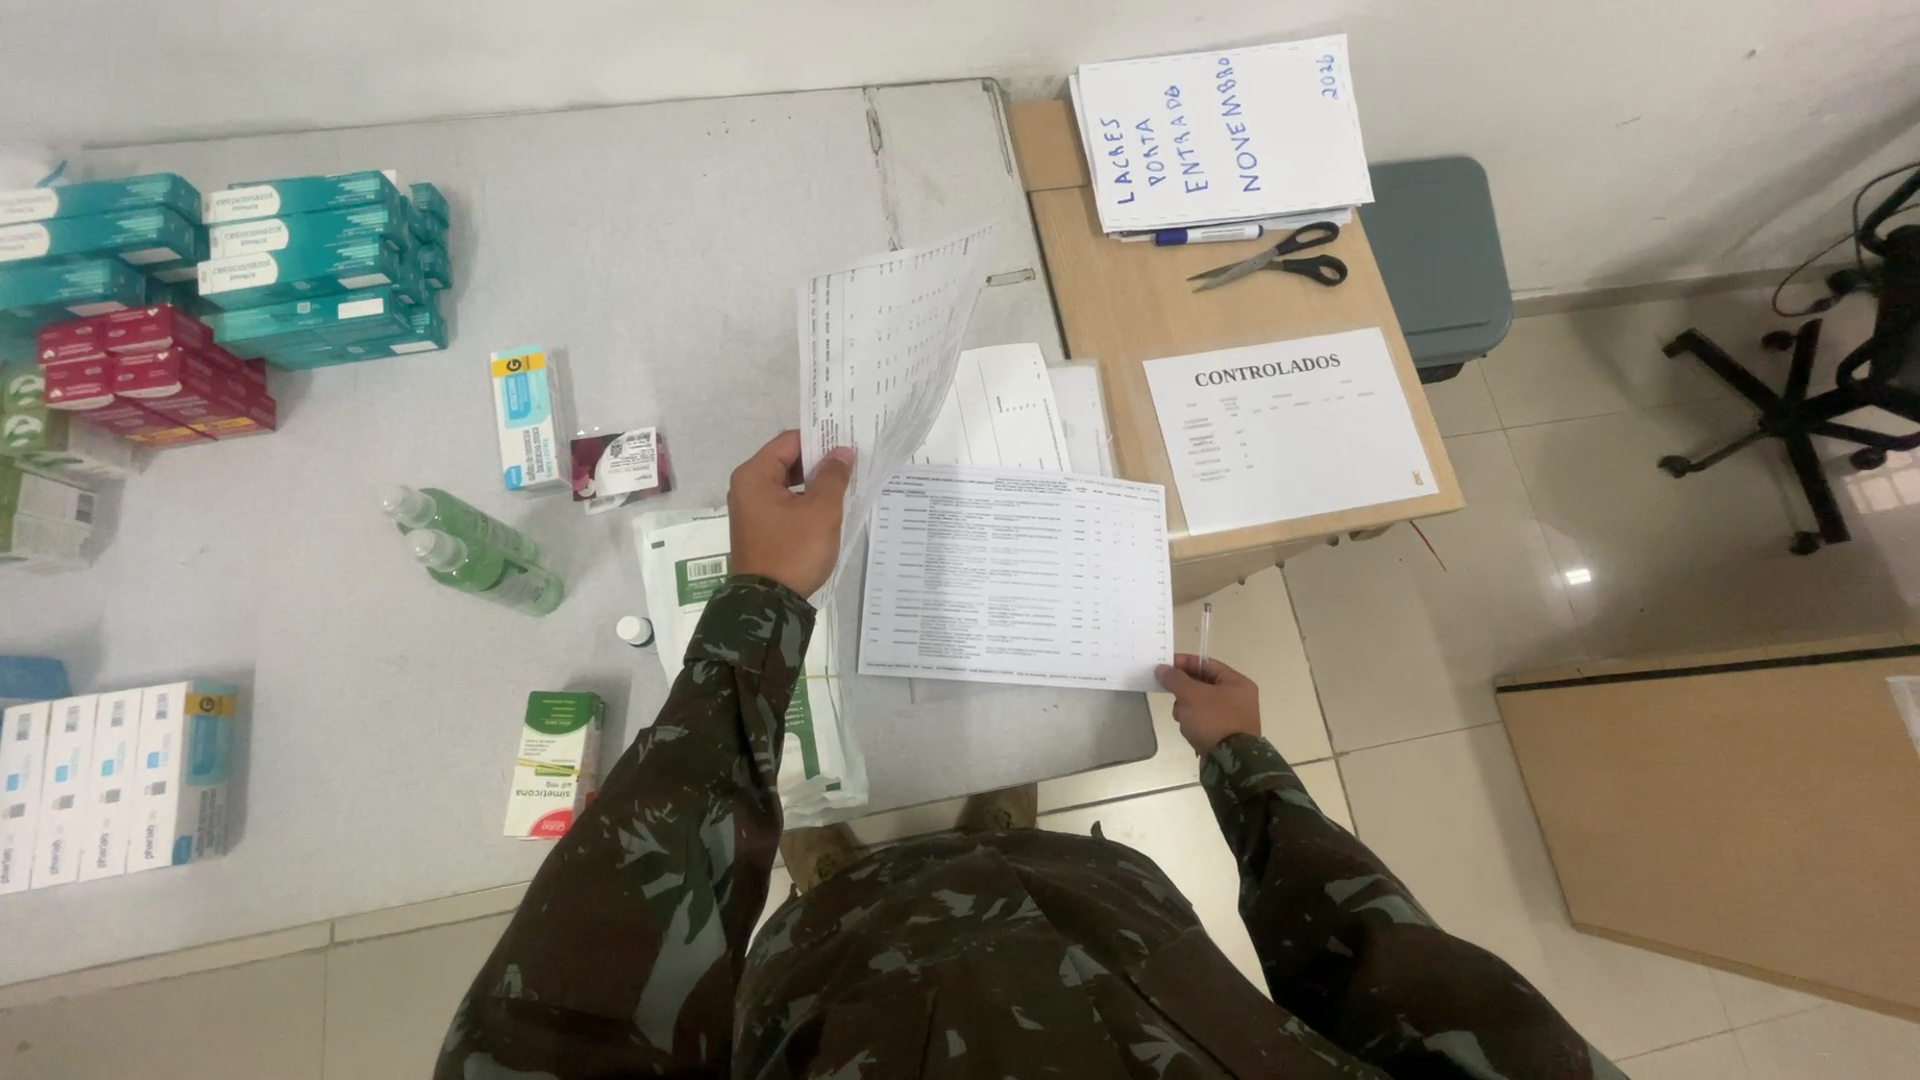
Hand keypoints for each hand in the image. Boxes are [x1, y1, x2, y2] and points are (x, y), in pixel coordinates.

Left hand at [727, 430, 853, 596]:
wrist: (770, 602)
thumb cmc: (794, 551)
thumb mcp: (821, 511)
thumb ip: (833, 476)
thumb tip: (842, 452)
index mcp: (754, 475)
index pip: (789, 441)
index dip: (819, 439)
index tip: (848, 442)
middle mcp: (747, 487)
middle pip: (786, 460)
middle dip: (818, 461)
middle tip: (851, 462)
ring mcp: (752, 509)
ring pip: (787, 483)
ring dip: (814, 482)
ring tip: (845, 483)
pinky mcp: (760, 527)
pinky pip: (785, 502)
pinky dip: (805, 500)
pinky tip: (829, 505)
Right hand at [1155, 654, 1260, 755]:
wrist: (1230, 762)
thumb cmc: (1214, 720)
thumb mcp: (1191, 695)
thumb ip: (1175, 678)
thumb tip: (1162, 669)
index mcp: (1237, 683)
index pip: (1206, 664)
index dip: (1184, 662)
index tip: (1164, 666)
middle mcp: (1238, 698)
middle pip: (1202, 684)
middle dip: (1183, 690)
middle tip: (1170, 693)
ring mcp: (1232, 717)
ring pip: (1199, 702)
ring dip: (1186, 707)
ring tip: (1181, 716)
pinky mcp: (1224, 733)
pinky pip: (1202, 719)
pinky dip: (1192, 721)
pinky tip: (1188, 729)